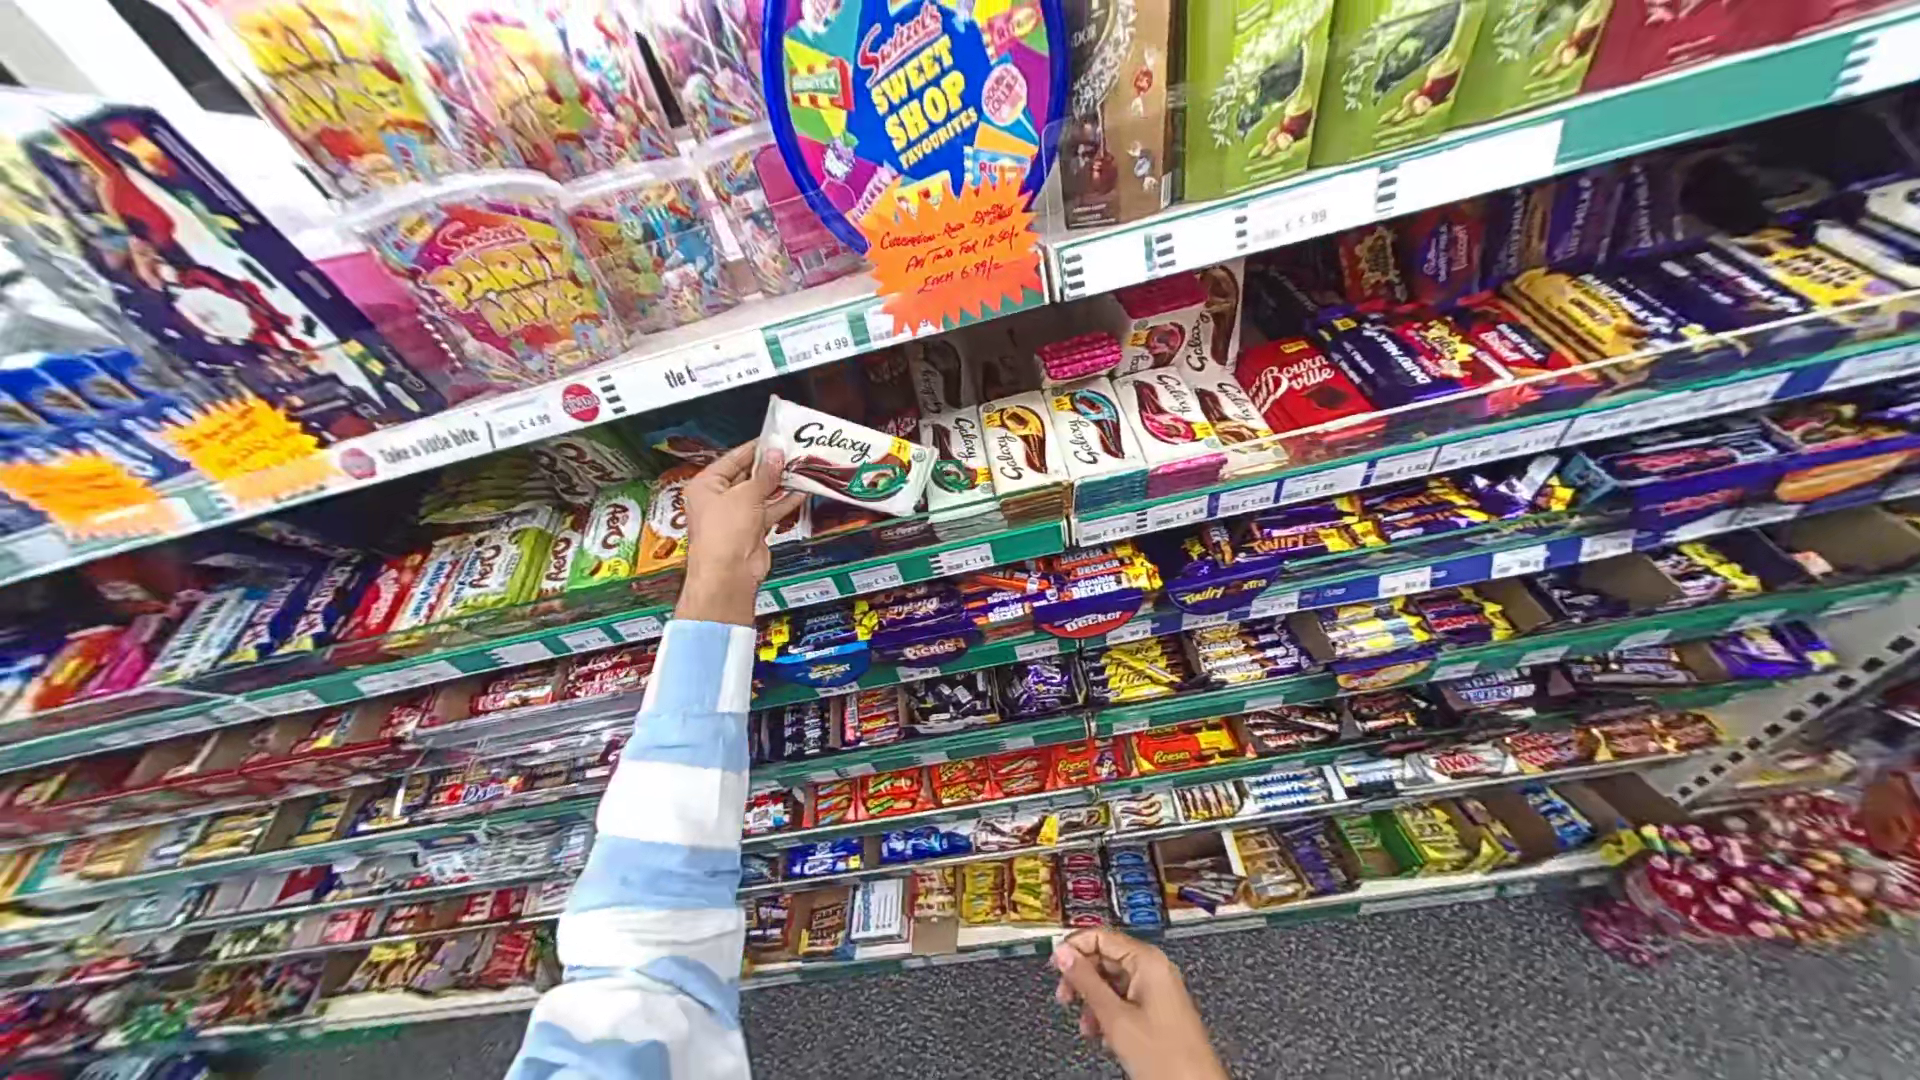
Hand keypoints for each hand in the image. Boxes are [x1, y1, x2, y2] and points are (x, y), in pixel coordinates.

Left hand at [676, 441, 804, 626]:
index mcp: (706, 486)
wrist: (730, 573)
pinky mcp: (752, 530)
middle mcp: (718, 500)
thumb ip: (764, 475)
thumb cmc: (722, 536)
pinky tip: (799, 492)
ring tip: (798, 470)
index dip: (753, 450)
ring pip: (761, 494)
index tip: (771, 441)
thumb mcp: (746, 495)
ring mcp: (736, 516)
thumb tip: (775, 456)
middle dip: (769, 467)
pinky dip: (784, 502)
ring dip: (780, 484)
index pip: (731, 459)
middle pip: (747, 476)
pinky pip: (770, 511)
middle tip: (790, 454)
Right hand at [1052, 929, 1226, 1079]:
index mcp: (1147, 960)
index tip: (1055, 963)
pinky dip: (1109, 1012)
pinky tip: (1103, 1034)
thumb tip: (1063, 953)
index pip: (1100, 935)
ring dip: (1094, 1000)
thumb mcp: (1115, 1018)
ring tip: (1086, 1024)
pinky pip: (1125, 999)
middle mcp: (1154, 968)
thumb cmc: (1166, 1060)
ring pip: (1113, 981)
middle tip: (1065, 996)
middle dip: (1082, 979)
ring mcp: (1158, 989)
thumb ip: (1086, 982)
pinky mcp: (1159, 1010)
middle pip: (1105, 957)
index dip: (1074, 947)